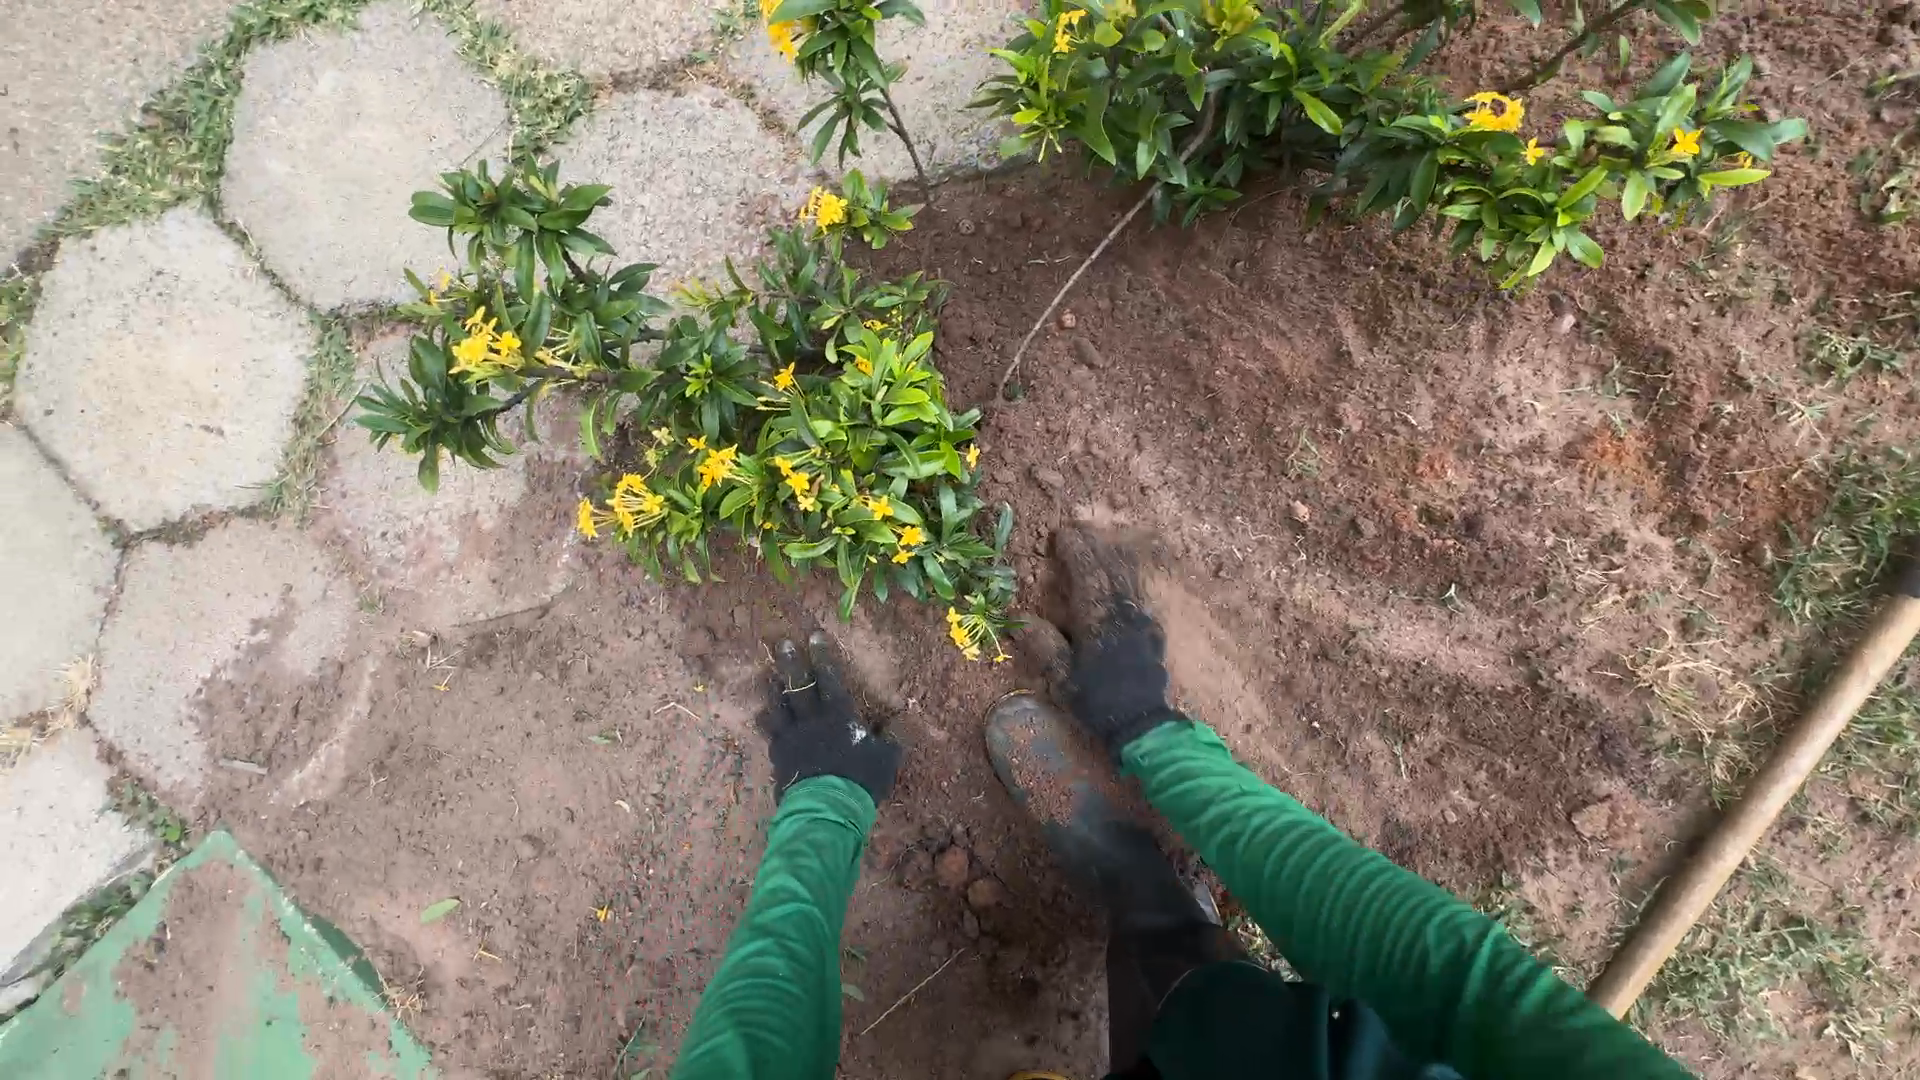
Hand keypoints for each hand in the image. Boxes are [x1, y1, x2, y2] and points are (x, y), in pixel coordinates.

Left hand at [760, 632, 902, 804]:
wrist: (827, 810)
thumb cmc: (861, 780)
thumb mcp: (886, 757)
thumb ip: (891, 736)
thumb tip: (900, 720)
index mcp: (839, 715)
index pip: (830, 678)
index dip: (823, 656)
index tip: (815, 636)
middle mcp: (812, 720)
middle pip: (798, 685)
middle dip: (792, 663)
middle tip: (783, 643)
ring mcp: (792, 737)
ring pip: (779, 706)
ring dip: (773, 688)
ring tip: (767, 674)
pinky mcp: (779, 756)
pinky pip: (770, 733)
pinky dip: (766, 722)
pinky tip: (761, 715)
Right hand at [1052, 525, 1180, 753]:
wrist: (1143, 724)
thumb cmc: (1098, 700)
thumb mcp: (1062, 678)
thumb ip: (1043, 644)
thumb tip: (1020, 618)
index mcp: (1098, 617)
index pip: (1087, 571)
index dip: (1074, 549)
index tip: (1060, 534)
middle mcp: (1122, 610)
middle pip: (1108, 566)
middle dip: (1091, 545)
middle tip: (1075, 531)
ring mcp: (1140, 618)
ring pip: (1124, 576)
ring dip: (1108, 557)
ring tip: (1093, 546)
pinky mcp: (1150, 629)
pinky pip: (1133, 591)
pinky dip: (1120, 576)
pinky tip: (1114, 579)